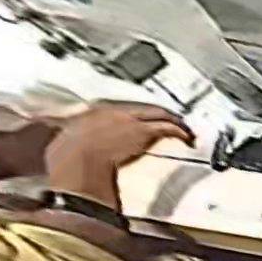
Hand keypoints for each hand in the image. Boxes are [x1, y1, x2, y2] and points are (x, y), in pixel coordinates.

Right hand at [43, 102, 193, 173]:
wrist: (81, 153)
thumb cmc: (73, 148)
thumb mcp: (73, 134)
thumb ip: (79, 132)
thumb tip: (71, 135)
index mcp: (98, 109)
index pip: (129, 108)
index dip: (146, 115)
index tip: (156, 121)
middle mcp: (115, 110)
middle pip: (149, 108)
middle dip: (168, 116)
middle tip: (182, 126)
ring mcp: (130, 119)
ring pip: (162, 115)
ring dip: (179, 125)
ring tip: (190, 135)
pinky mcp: (142, 130)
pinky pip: (168, 127)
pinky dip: (181, 133)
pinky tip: (188, 140)